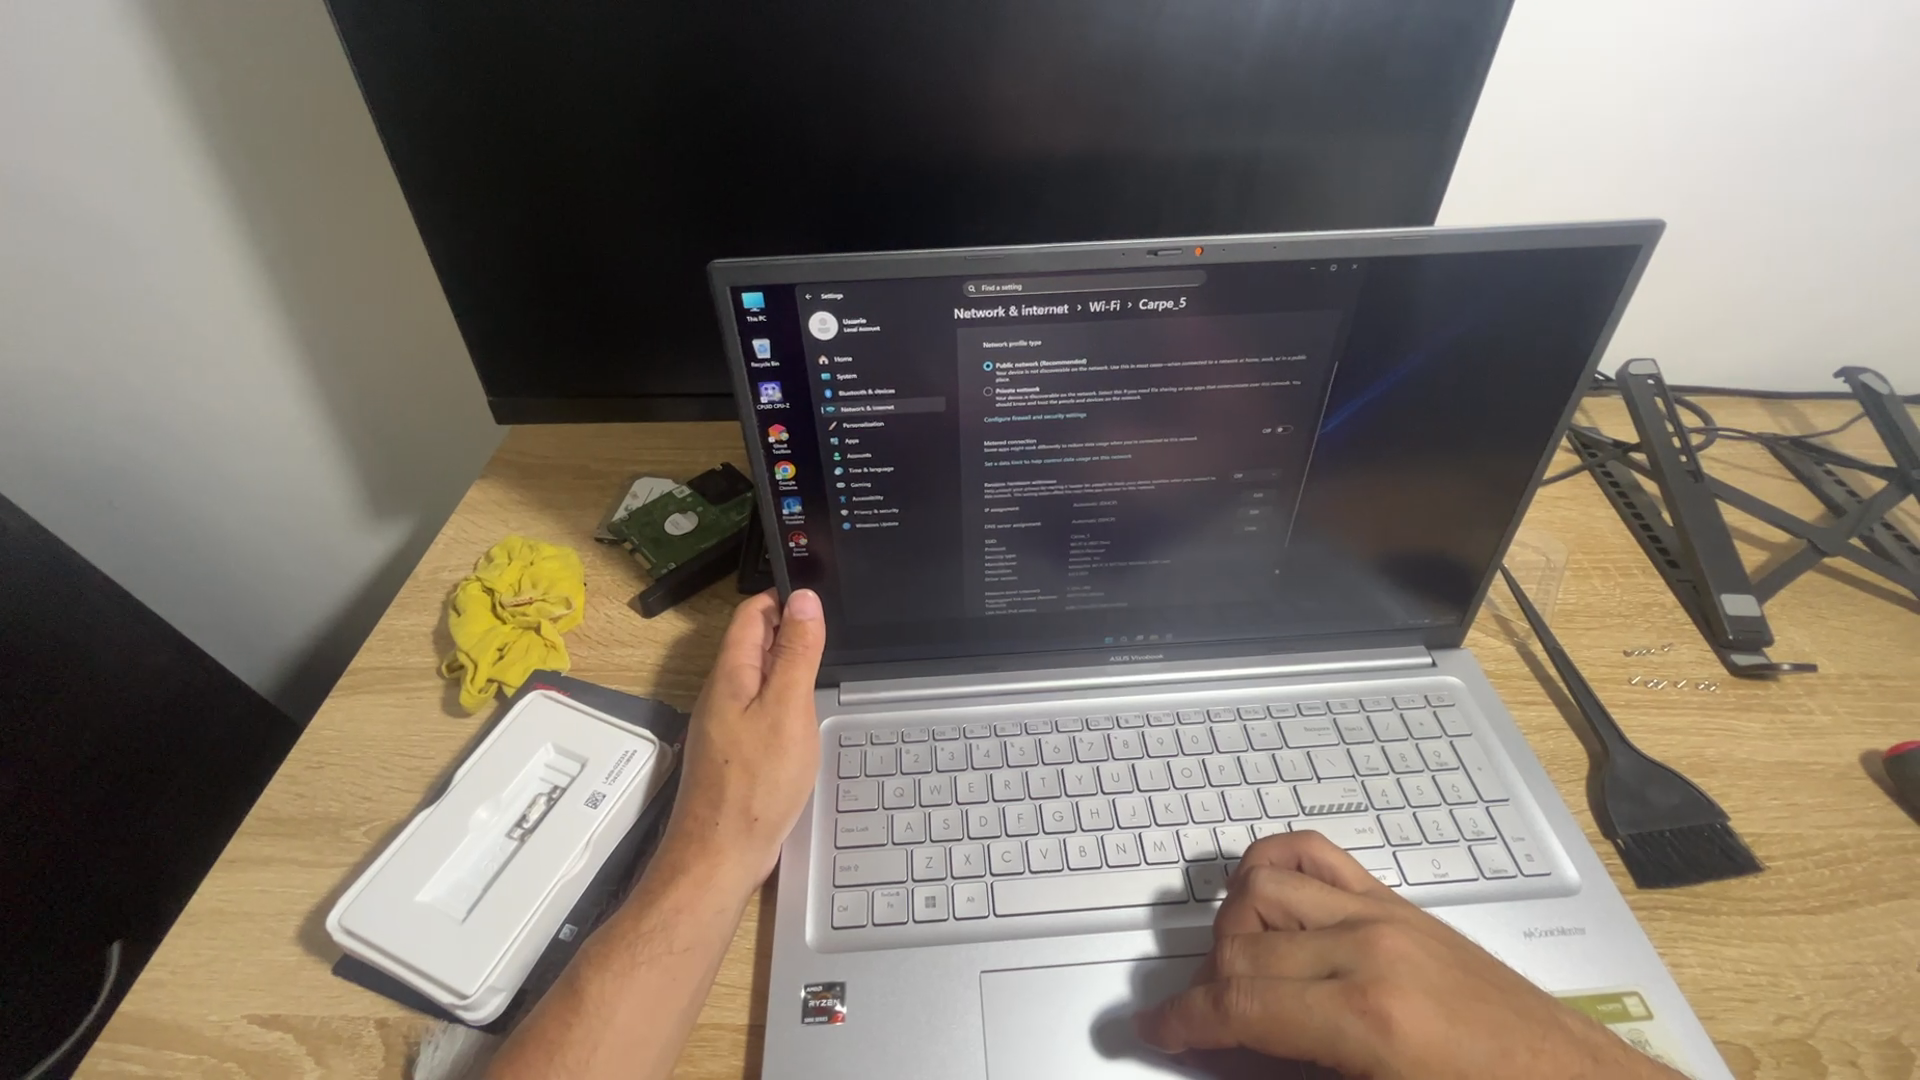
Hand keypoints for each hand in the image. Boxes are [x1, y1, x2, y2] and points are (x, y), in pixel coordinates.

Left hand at [655, 589, 825, 888]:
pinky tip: (805, 710)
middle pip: (754, 642)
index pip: (751, 615)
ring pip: (758, 675)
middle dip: (789, 627)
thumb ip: (797, 653)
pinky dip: (784, 694)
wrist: (721, 855)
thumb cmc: (756, 784)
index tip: (818, 595)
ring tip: (824, 663)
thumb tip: (805, 601)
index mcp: (731, 675)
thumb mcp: (787, 709)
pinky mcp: (736, 748)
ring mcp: (726, 722)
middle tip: (831, 628)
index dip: (782, 598)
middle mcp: (722, 693)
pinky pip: (760, 704)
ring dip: (788, 661)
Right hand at [1135, 832, 1682, 1079]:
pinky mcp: (1395, 901)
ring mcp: (1381, 912)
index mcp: (1369, 1020)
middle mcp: (1365, 948)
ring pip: (1259, 888)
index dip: (1182, 1023)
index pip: (1238, 1006)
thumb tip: (1233, 1058)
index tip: (1152, 1032)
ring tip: (1238, 974)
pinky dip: (1267, 866)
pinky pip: (1310, 853)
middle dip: (1207, 989)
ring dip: (1230, 930)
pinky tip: (1259, 897)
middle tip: (1206, 1027)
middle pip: (1240, 945)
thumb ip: (1296, 1076)